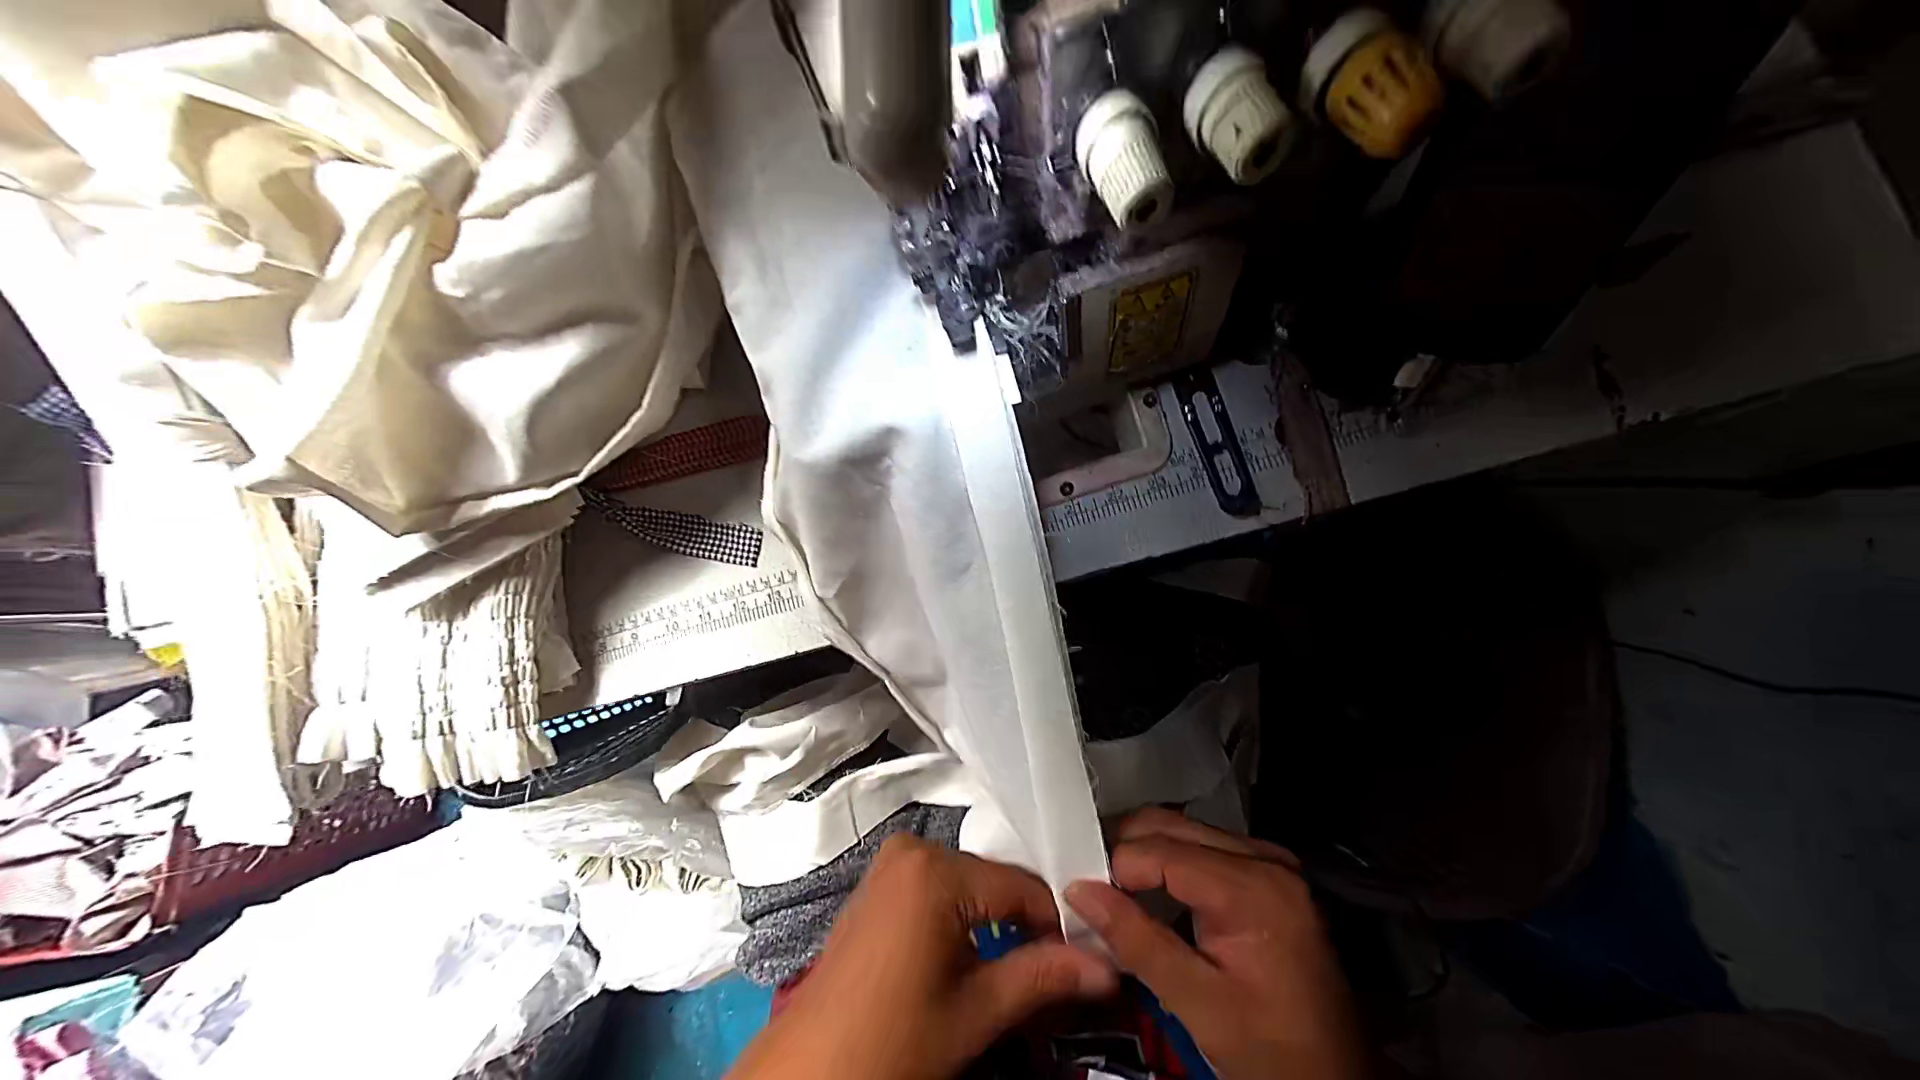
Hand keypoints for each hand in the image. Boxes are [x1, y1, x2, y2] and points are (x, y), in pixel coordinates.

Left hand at [727, 835, 1117, 1079]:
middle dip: (1026, 923)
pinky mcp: (880, 880)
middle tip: (1056, 968)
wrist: (810, 1068)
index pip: (1023, 886)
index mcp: (937, 871)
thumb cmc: (893, 1039)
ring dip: (996, 920)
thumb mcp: (974, 1013)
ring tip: (1018, 966)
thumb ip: (1041, 977)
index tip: (1085, 959)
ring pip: (969, 883)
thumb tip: (1106, 967)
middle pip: (995, 881)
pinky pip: (939, 885)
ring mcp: (892, 862)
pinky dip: (963, 914)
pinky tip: (974, 953)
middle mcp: (914, 849)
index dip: (1058, 924)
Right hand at [1067, 809, 1365, 1079]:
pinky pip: (1204, 845)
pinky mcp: (1269, 872)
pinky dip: (1169, 860)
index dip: (1113, 867)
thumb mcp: (1198, 1004)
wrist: (1336, 1079)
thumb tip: (1080, 891)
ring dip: (1143, 852)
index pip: (1160, 850)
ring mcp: (1271, 861)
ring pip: (1184, 829)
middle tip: (1091, 886)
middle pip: (1171, 825)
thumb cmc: (1272, 1048)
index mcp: (1253, 887)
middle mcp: (1265, 859)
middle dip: (1123, 850)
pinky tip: (1149, 889)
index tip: (1082, 895)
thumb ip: (1136, 941)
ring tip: (1112, 888)